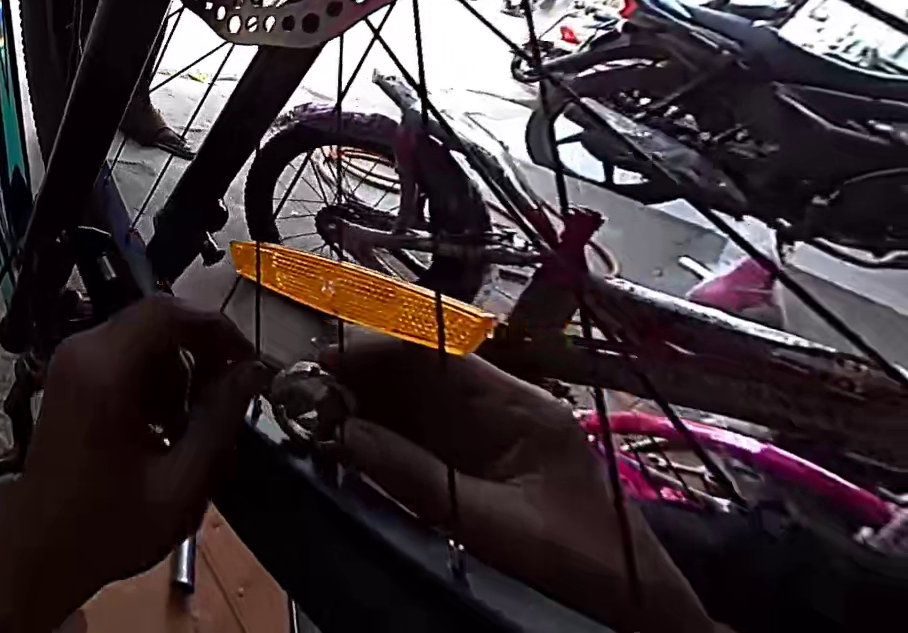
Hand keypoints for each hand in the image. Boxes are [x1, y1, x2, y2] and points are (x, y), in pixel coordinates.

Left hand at [0, 297, 268, 632]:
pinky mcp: (70, 371)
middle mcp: (82, 349)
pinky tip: (161, 423)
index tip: (245, 357)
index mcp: (103, 368)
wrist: (42, 542)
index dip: (213, 325)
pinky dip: (151, 377)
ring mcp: (71, 357)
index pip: (164, 311)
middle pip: (152, 319)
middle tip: (226, 394)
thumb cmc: (107, 522)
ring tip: (189, 423)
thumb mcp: (180, 482)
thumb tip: (251, 372)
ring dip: (175, 369)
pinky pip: (122, 353)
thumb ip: (219, 420)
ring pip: (140, 337)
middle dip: (197, 351)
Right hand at [325, 338, 714, 632]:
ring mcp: (475, 433)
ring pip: (401, 397)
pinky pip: (405, 430)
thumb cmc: (589, 573)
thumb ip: (422, 481)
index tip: (327, 361)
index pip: (435, 352)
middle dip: (357, 375)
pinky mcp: (461, 460)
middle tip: (309, 390)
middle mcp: (491, 408)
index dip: (376, 348)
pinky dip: (369, 429)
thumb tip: (343, 433)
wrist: (644, 626)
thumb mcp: (503, 530)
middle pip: (410, 370)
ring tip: (316, 413)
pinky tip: (341, 438)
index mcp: (517, 407)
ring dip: (357, 401)